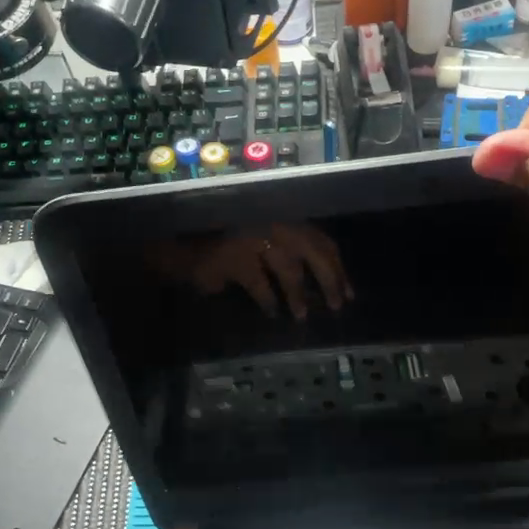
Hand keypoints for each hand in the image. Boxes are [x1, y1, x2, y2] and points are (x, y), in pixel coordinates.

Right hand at [188, 224, 353, 320]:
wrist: (180, 233)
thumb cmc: (222, 233)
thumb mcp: (260, 232)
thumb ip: (285, 245)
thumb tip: (317, 276)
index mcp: (283, 213)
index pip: (321, 239)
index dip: (337, 266)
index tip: (348, 291)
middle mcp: (274, 220)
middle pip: (314, 251)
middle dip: (329, 280)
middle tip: (336, 305)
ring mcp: (255, 237)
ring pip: (289, 270)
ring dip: (298, 295)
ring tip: (302, 315)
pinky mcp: (235, 258)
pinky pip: (259, 284)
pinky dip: (268, 301)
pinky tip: (272, 313)